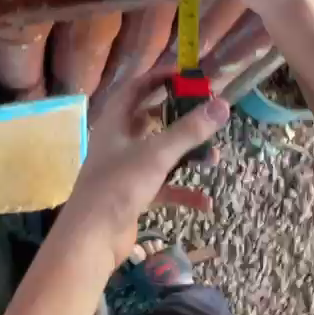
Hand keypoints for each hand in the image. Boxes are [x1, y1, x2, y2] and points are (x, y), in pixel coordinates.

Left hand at [55, 62, 229, 271]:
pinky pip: (163, 187)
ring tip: (214, 158)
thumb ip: (189, 130)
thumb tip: (222, 104)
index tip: (187, 75)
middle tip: (206, 115)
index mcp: (114, 123)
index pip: (136, 88)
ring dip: (187, 156)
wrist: (91, 239)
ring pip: (161, 154)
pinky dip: (182, 192)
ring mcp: (125, 170)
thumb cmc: (118, 187)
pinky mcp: (132, 195)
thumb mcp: (156, 155)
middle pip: (151, 121)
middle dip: (180, 118)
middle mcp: (118, 142)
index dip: (159, 78)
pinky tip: (205, 202)